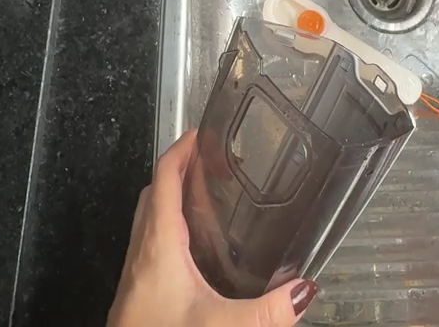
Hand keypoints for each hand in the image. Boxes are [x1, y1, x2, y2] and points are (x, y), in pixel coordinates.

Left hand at [107, 130, 318, 326]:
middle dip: (181, 167)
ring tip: (207, 195)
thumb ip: (266, 312)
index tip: (203, 131)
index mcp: (159, 240)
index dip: (182, 147)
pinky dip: (169, 224)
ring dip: (172, 195)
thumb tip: (302, 291)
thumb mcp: (220, 325)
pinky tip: (194, 247)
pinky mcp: (137, 289)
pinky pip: (150, 239)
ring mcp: (136, 269)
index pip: (164, 174)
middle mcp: (142, 248)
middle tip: (213, 161)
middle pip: (155, 188)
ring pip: (149, 214)